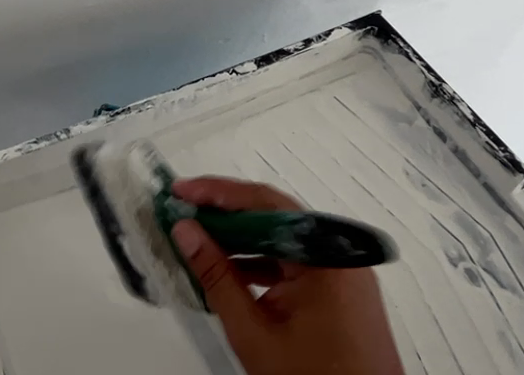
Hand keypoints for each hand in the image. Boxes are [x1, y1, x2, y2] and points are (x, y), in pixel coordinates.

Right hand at [170, 177, 403, 374]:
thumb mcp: (253, 333)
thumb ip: (216, 276)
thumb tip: (184, 229)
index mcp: (325, 257)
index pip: (264, 203)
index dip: (217, 192)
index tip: (179, 190)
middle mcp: (340, 256)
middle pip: (274, 217)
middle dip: (225, 213)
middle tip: (183, 211)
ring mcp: (344, 275)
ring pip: (283, 239)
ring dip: (241, 238)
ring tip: (199, 239)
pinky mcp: (342, 295)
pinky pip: (296, 263)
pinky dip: (262, 262)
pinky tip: (229, 271)